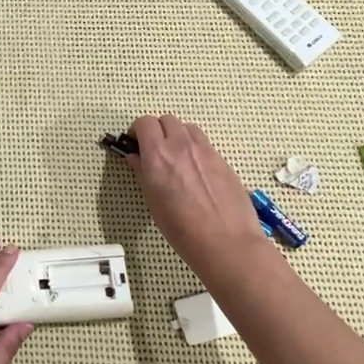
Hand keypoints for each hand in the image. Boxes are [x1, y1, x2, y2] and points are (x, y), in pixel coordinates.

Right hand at [126, 115, 272, 273]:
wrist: (227, 243)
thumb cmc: (183, 230)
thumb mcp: (153, 203)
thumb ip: (143, 174)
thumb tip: (136, 158)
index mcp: (158, 156)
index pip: (144, 123)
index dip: (138, 131)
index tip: (136, 144)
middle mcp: (181, 146)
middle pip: (166, 120)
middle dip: (157, 131)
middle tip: (155, 150)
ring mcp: (205, 150)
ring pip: (187, 128)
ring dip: (178, 135)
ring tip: (177, 157)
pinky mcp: (223, 159)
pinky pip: (204, 143)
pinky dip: (195, 148)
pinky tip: (197, 171)